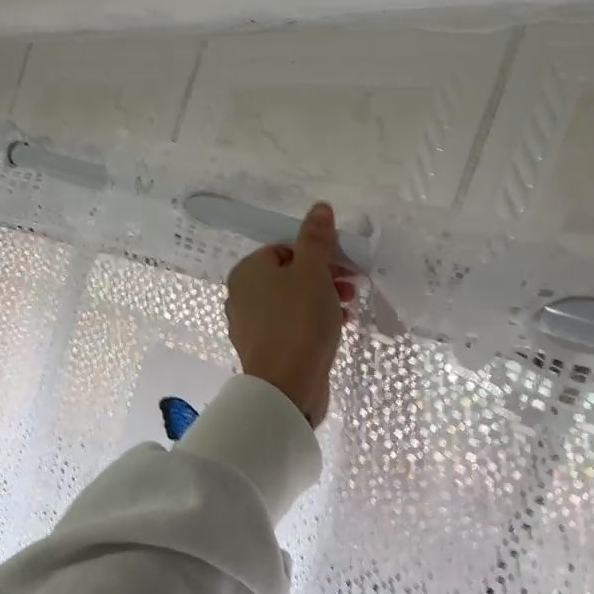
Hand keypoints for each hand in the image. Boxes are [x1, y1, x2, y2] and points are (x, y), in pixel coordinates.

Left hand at [224, 202, 356, 426]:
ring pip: (291, 302)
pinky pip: (291, 326)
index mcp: (247, 272)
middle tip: (351, 286)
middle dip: (323, 277)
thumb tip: (319, 207)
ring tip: (348, 308)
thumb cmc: (298, 321)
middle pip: (288, 275)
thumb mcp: (312, 272)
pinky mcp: (264, 349)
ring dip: (322, 299)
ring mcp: (250, 325)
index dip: (317, 253)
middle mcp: (242, 295)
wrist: (285, 386)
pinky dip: (312, 322)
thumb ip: (316, 239)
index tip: (344, 264)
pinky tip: (337, 327)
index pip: (284, 249)